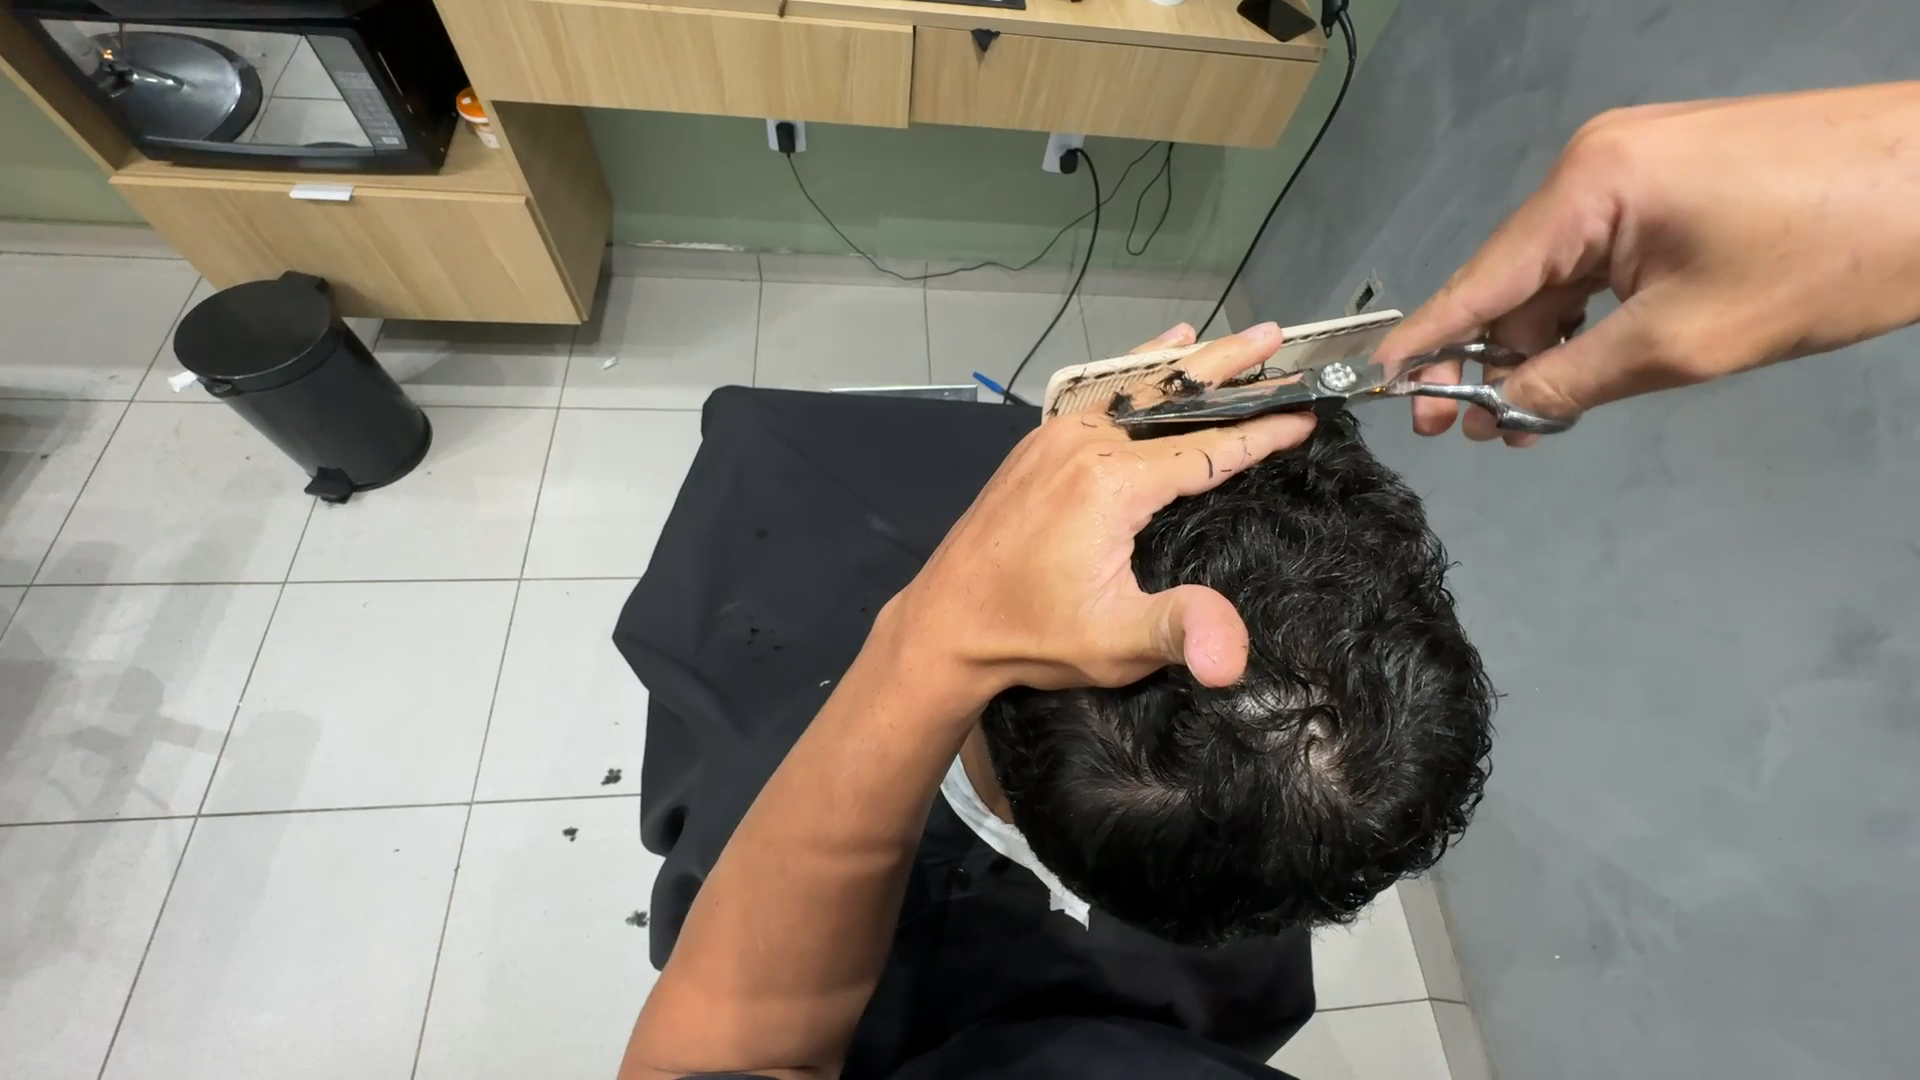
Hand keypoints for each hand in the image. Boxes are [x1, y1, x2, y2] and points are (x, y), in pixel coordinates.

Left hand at [885, 322, 1315, 698]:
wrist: (946, 619)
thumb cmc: (1030, 633)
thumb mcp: (1112, 642)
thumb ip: (1178, 631)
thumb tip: (1235, 658)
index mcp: (1111, 482)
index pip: (1207, 449)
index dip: (1261, 434)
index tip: (1306, 415)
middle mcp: (1082, 443)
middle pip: (1172, 397)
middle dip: (1230, 367)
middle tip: (1281, 337)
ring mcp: (1053, 438)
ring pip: (1132, 388)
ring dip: (1185, 365)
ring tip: (1230, 339)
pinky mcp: (1035, 446)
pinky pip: (1096, 397)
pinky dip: (1133, 374)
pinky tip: (1152, 356)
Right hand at [1377, 82, 1919, 444]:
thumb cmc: (1837, 256)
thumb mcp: (1682, 342)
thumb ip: (1566, 382)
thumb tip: (1497, 415)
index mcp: (1585, 190)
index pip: (1475, 283)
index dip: (1422, 342)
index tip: (1375, 386)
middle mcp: (1590, 170)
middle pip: (1506, 285)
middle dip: (1484, 361)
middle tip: (1463, 428)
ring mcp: (1628, 171)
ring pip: (1549, 282)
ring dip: (1535, 349)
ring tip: (1524, 417)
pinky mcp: (1663, 184)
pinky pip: (1592, 264)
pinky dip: (1578, 320)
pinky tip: (1571, 368)